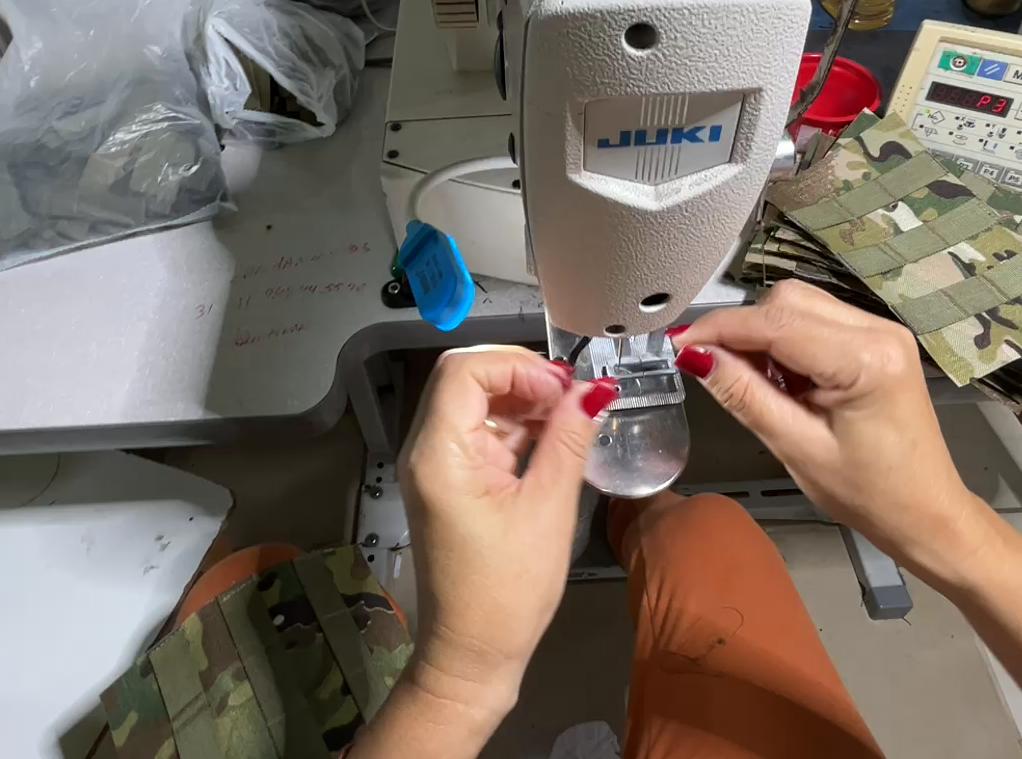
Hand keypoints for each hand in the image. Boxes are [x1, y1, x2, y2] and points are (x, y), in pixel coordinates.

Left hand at [398, 347, 615, 719]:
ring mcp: (436, 460)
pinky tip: (552, 430)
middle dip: (519, 374)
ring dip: (521, 395)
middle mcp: (426, 448)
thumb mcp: (549, 510)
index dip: (515, 366)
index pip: (463, 370)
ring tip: (569, 411)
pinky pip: (480, 427)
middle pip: (464, 377)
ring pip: (474, 398)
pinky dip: (516, 420)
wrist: (473, 654)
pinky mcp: (452, 474)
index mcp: (438, 454)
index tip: (561, 388)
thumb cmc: (509, 591)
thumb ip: (569, 439)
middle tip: (569, 393)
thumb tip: (595, 389)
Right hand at [670, 281, 993, 579]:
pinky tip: (784, 377)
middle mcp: (878, 330)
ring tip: (761, 383)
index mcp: (867, 360)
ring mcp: (879, 328)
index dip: (719, 328)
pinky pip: (812, 317)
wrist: (926, 512)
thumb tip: (695, 355)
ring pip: (796, 303)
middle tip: (720, 372)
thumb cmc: (869, 493)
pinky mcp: (873, 336)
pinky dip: (783, 339)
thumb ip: (743, 393)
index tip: (679, 344)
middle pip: (785, 301)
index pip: (775, 323)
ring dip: (762, 334)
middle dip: (743, 330)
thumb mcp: (795, 447)